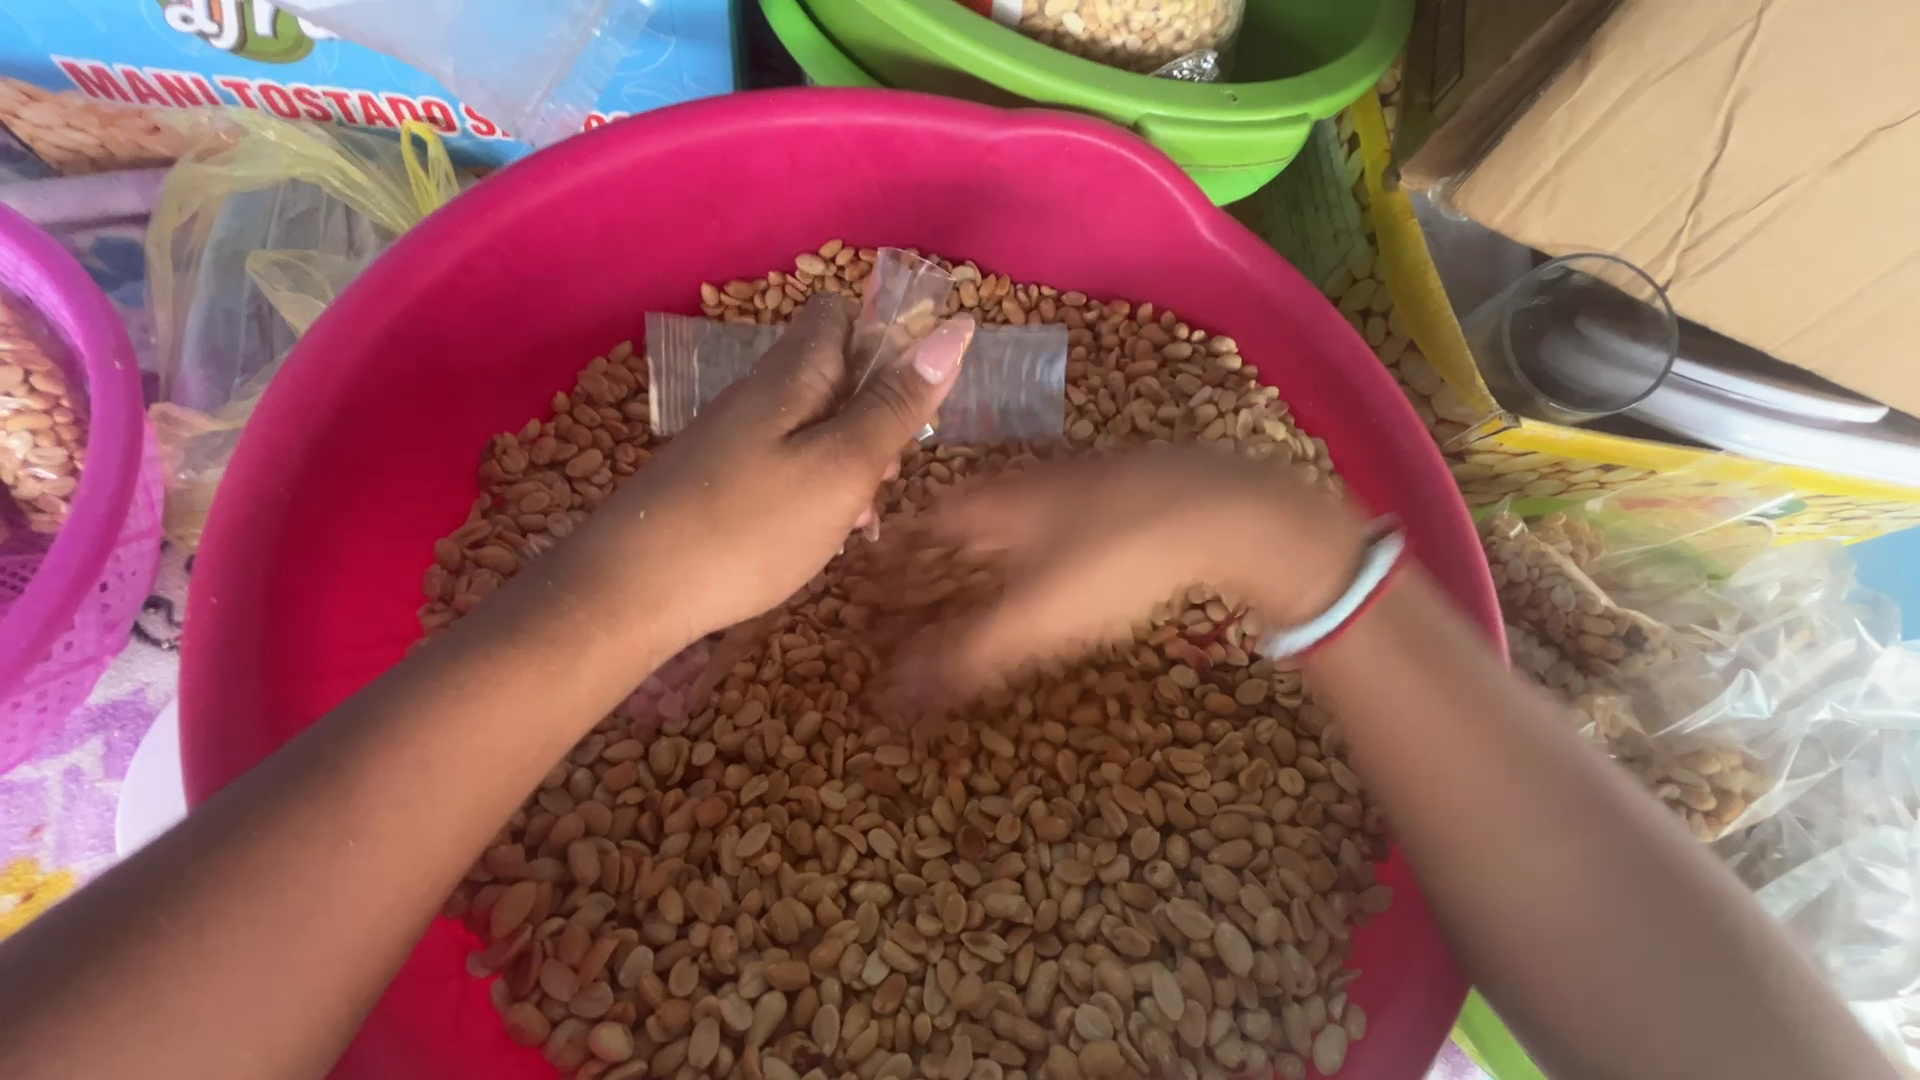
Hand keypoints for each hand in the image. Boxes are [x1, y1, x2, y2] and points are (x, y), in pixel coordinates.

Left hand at [552, 293, 974, 646]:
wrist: (632, 591)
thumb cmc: (750, 525)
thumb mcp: (841, 466)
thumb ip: (895, 404)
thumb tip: (952, 330)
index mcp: (793, 374)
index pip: (841, 316)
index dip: (886, 343)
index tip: (912, 401)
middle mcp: (761, 395)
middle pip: (836, 377)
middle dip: (877, 419)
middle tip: (889, 475)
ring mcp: (738, 439)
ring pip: (816, 430)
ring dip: (853, 466)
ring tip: (863, 521)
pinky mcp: (723, 481)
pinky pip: (789, 469)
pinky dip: (819, 494)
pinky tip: (827, 539)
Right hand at [895, 446, 1367, 692]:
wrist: (1224, 509)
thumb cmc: (1116, 561)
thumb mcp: (1036, 618)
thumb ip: (966, 656)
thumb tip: (894, 693)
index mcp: (994, 507)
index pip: (923, 523)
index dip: (896, 550)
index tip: (875, 572)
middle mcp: (1027, 485)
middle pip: (963, 512)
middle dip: (936, 544)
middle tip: (918, 576)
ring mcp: (1078, 481)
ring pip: (1011, 508)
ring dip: (985, 538)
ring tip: (976, 567)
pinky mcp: (1122, 488)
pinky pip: (1055, 511)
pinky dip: (1035, 535)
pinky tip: (1056, 553)